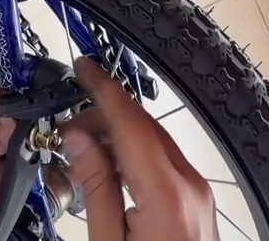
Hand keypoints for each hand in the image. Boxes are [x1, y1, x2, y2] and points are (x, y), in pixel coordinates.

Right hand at [62, 60, 217, 240]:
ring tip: (83, 149)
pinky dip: (135, 155)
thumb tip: (79, 139)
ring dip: (118, 135)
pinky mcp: (199, 201)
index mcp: (169, 198)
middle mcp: (191, 187)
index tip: (84, 67)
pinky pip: (165, 161)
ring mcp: (199, 193)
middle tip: (69, 128)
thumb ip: (96, 189)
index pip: (132, 124)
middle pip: (144, 127)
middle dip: (104, 116)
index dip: (105, 89)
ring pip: (154, 141)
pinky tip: (110, 166)